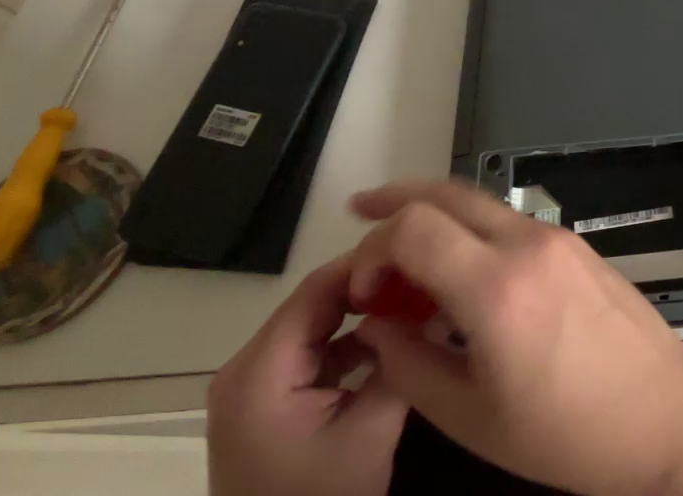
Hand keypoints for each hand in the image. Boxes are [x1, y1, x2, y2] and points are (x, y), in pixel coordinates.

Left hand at [207, 255, 410, 495]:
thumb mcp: (370, 431)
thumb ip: (399, 362)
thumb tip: (437, 305)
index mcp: (258, 370)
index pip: (317, 289)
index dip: (369, 264)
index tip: (421, 252)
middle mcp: (245, 368)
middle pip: (316, 304)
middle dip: (373, 287)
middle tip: (427, 275)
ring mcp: (254, 387)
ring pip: (318, 326)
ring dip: (366, 313)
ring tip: (419, 298)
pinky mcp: (269, 403)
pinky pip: (314, 354)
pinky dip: (353, 343)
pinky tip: (396, 337)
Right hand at [343, 181, 682, 495]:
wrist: (666, 418)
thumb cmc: (573, 432)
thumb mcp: (472, 418)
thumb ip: (410, 364)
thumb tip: (379, 327)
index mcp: (498, 288)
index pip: (413, 226)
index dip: (372, 249)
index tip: (364, 287)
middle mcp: (530, 246)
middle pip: (446, 192)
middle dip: (395, 199)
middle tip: (361, 214)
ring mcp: (559, 241)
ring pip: (481, 201)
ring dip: (435, 212)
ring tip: (402, 244)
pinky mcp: (577, 247)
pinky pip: (511, 221)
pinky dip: (473, 228)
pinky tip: (458, 264)